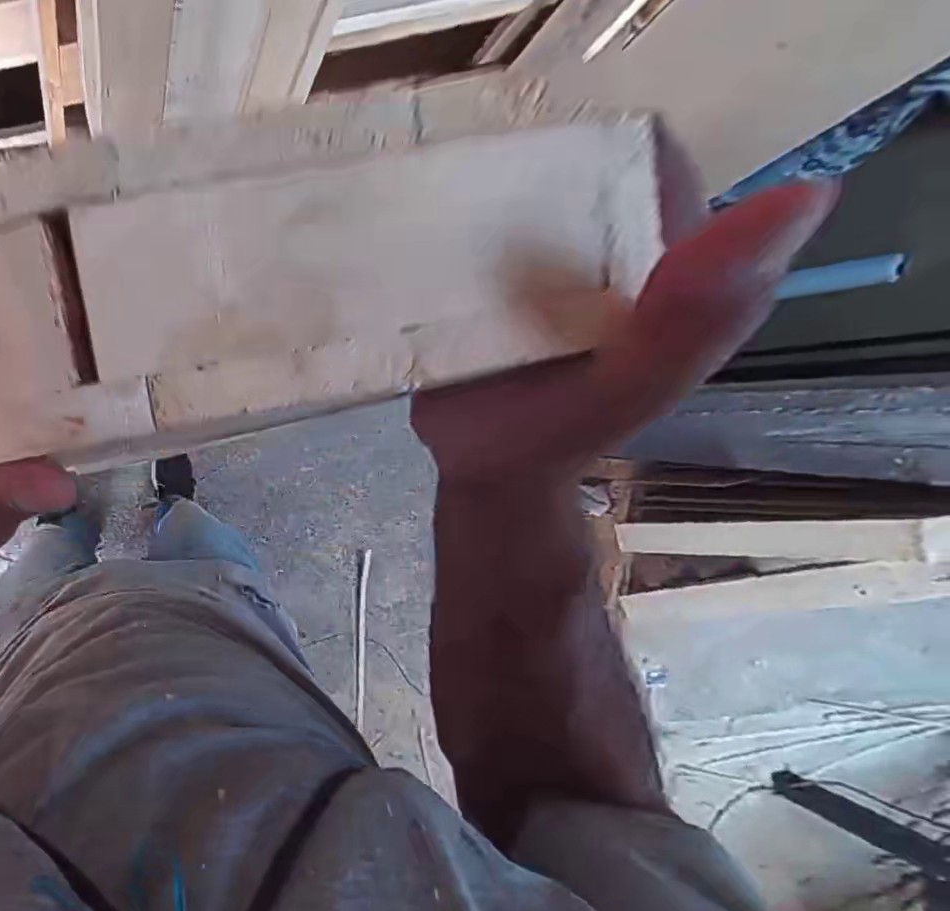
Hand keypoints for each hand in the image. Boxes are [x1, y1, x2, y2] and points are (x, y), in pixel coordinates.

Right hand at [412, 141, 838, 487]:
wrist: (484, 471)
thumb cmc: (564, 431)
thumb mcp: (644, 378)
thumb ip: (702, 309)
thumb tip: (797, 196)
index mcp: (651, 251)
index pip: (641, 166)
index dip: (603, 152)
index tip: (536, 168)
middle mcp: (587, 248)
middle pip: (557, 179)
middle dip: (515, 173)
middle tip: (461, 191)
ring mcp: (522, 271)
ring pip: (496, 213)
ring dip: (462, 207)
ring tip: (420, 214)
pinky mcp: (467, 295)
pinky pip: (450, 254)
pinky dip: (430, 245)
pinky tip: (401, 252)